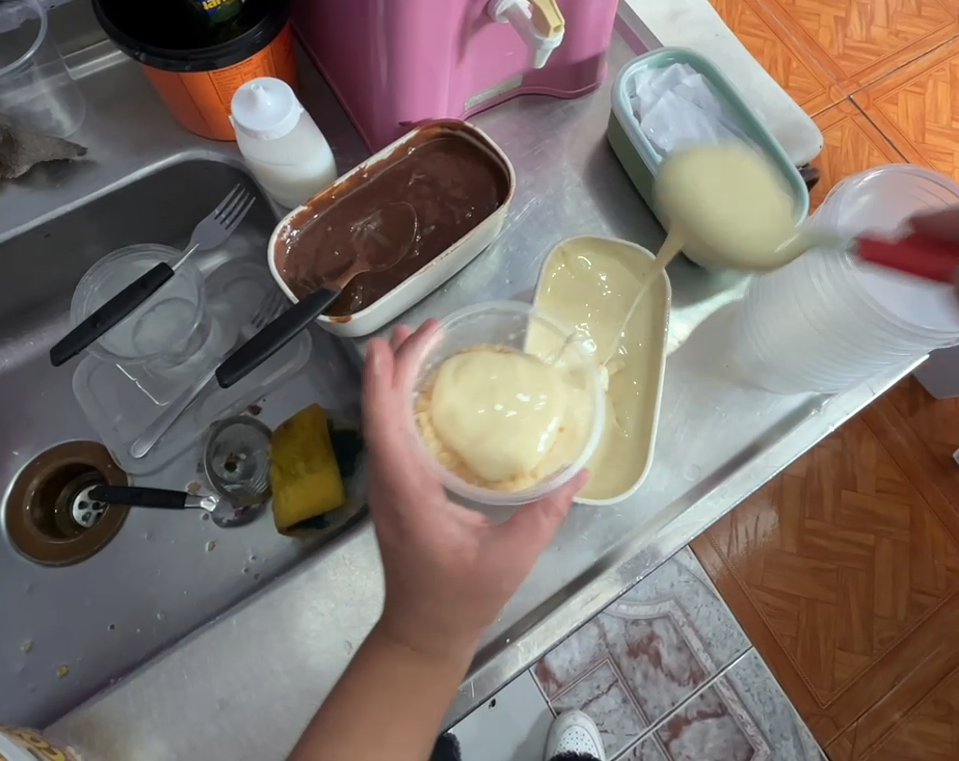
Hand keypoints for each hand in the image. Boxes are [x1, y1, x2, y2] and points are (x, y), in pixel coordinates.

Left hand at [360, 321, 584, 659]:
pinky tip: (416, 386)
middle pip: (380, 414)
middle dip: (394, 366)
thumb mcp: (511, 557)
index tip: (395, 344)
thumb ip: (545, 513)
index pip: (387, 429)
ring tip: (411, 340)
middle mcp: (389, 482)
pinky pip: (389, 433)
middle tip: (420, 327)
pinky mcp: (394, 487)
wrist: (424, 631)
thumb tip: (578, 470)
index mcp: (410, 494)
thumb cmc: (462, 597)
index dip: (385, 383)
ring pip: (381, 421)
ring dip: (392, 379)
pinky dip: (397, 400)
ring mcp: (387, 485)